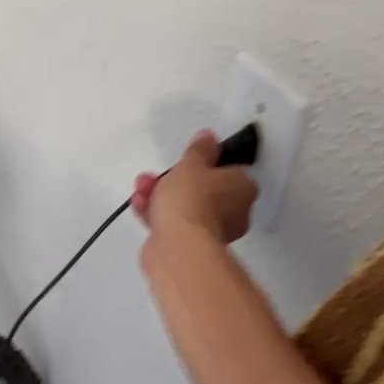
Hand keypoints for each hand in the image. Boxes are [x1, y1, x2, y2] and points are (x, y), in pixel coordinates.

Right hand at [133, 130, 259, 245]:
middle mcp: (234, 211)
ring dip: (161, 195)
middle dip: (174, 180)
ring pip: (185, 206)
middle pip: (203, 189)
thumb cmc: (191, 198)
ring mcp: (212, 231)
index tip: (185, 162)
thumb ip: (200, 150)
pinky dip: (157, 213)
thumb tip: (209, 137)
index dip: (205, 164)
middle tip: (156, 175)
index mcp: (243, 188)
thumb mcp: (192, 165)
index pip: (229, 170)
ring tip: (141, 189)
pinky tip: (139, 205)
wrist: (178, 246)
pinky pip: (174, 223)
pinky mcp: (190, 246)